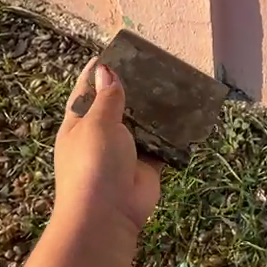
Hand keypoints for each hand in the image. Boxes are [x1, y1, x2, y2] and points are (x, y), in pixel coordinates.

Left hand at [53, 58, 160, 233]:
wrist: (108, 215)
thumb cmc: (93, 164)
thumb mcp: (97, 124)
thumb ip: (106, 99)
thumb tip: (105, 70)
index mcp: (79, 124)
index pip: (87, 91)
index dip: (98, 72)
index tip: (114, 51)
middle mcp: (101, 135)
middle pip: (118, 105)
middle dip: (134, 88)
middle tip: (156, 64)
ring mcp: (125, 151)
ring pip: (142, 123)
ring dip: (155, 109)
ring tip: (176, 83)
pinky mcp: (148, 164)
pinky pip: (162, 143)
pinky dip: (172, 132)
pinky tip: (187, 113)